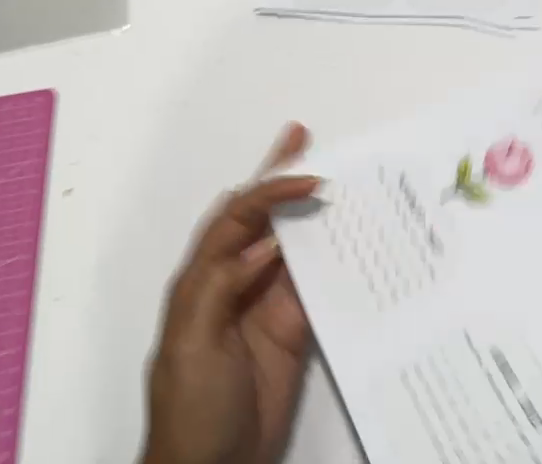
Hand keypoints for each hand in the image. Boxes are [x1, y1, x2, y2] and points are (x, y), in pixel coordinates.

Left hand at [142, 124, 320, 463]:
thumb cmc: (189, 406)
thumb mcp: (192, 341)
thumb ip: (223, 285)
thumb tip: (265, 242)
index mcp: (204, 276)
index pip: (237, 216)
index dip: (269, 190)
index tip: (308, 177)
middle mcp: (237, 278)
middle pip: (261, 216)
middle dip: (279, 176)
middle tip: (301, 136)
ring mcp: (267, 302)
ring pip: (292, 242)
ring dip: (309, 210)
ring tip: (335, 175)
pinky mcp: (295, 328)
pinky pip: (317, 283)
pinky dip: (332, 256)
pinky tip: (352, 236)